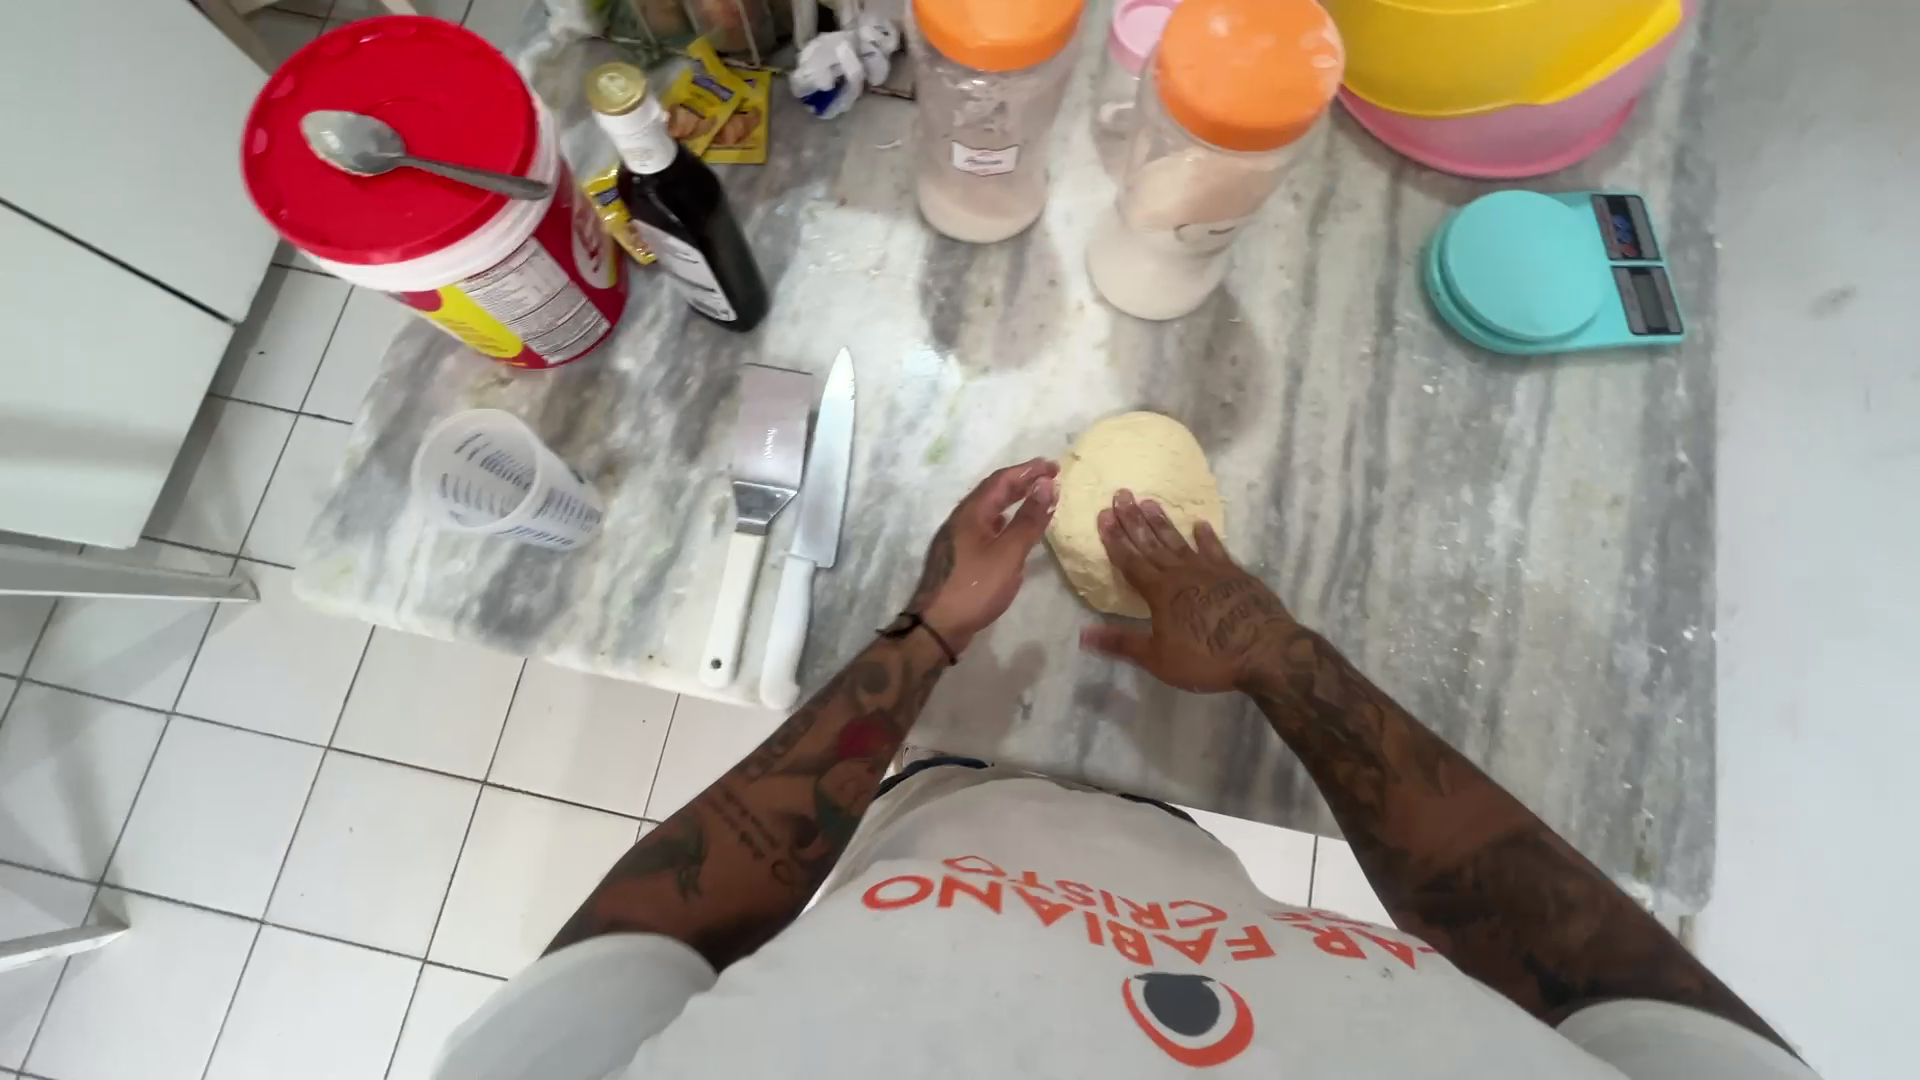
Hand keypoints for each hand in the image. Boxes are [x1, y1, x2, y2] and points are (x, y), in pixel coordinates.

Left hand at [909, 458, 1059, 652]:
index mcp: (971, 513)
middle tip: (1049, 479)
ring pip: (988, 511)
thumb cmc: (975, 587)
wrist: (937, 625)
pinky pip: (985, 528)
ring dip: (1012, 502)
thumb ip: (1028, 519)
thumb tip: (1046, 485)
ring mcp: (957, 539)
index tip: (1054, 467)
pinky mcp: (958, 556)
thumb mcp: (1008, 553)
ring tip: (1035, 500)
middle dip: (1022, 483)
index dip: (1028, 470)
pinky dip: (1004, 522)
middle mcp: (961, 520)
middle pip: (993, 492)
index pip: (1001, 480)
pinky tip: (1011, 531)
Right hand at [1079, 489, 1295, 692]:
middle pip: (1151, 543)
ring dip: (1162, 522)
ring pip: (1179, 541)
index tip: (1103, 515)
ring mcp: (1210, 570)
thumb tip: (1083, 635)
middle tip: (1122, 494)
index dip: (1115, 539)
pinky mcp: (1234, 574)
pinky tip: (1201, 524)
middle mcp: (1181, 573)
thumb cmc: (1205, 657)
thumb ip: (1121, 643)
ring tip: (1150, 501)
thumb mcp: (1157, 657)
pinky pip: (1216, 549)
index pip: (1130, 560)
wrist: (1264, 652)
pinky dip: (1207, 537)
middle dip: (1133, 520)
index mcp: (1159, 591)